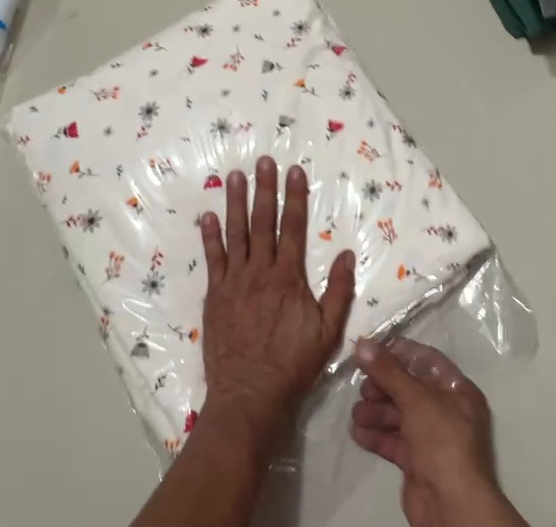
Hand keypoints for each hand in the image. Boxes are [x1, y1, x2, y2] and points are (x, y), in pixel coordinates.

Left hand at [199, 157, 355, 441]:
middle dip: (265, 189)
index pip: (293, 228)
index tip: (295, 170)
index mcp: (289, 278)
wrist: (249, 395)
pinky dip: (210, 236)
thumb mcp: (328, 332)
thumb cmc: (293, 365)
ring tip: (234, 176)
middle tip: (263, 161)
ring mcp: (234, 282)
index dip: (295, 197)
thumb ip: (339, 292)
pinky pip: (213, 259)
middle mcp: (260, 272)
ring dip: (235, 203)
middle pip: (263, 222)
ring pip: (235, 234)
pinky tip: (208, 216)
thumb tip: (348, 254)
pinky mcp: (214, 296)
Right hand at [351, 338, 525, 526]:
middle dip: (384, 386)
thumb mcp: (416, 398)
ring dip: (376, 412)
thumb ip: (388, 371)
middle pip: (410, 389)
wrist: (451, 504)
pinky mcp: (417, 462)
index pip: (428, 361)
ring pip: (399, 416)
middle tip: (363, 388)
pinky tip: (357, 432)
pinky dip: (376, 435)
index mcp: (458, 390)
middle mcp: (447, 411)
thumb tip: (362, 343)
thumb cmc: (442, 439)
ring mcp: (432, 438)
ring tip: (357, 414)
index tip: (373, 350)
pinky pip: (394, 441)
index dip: (401, 353)